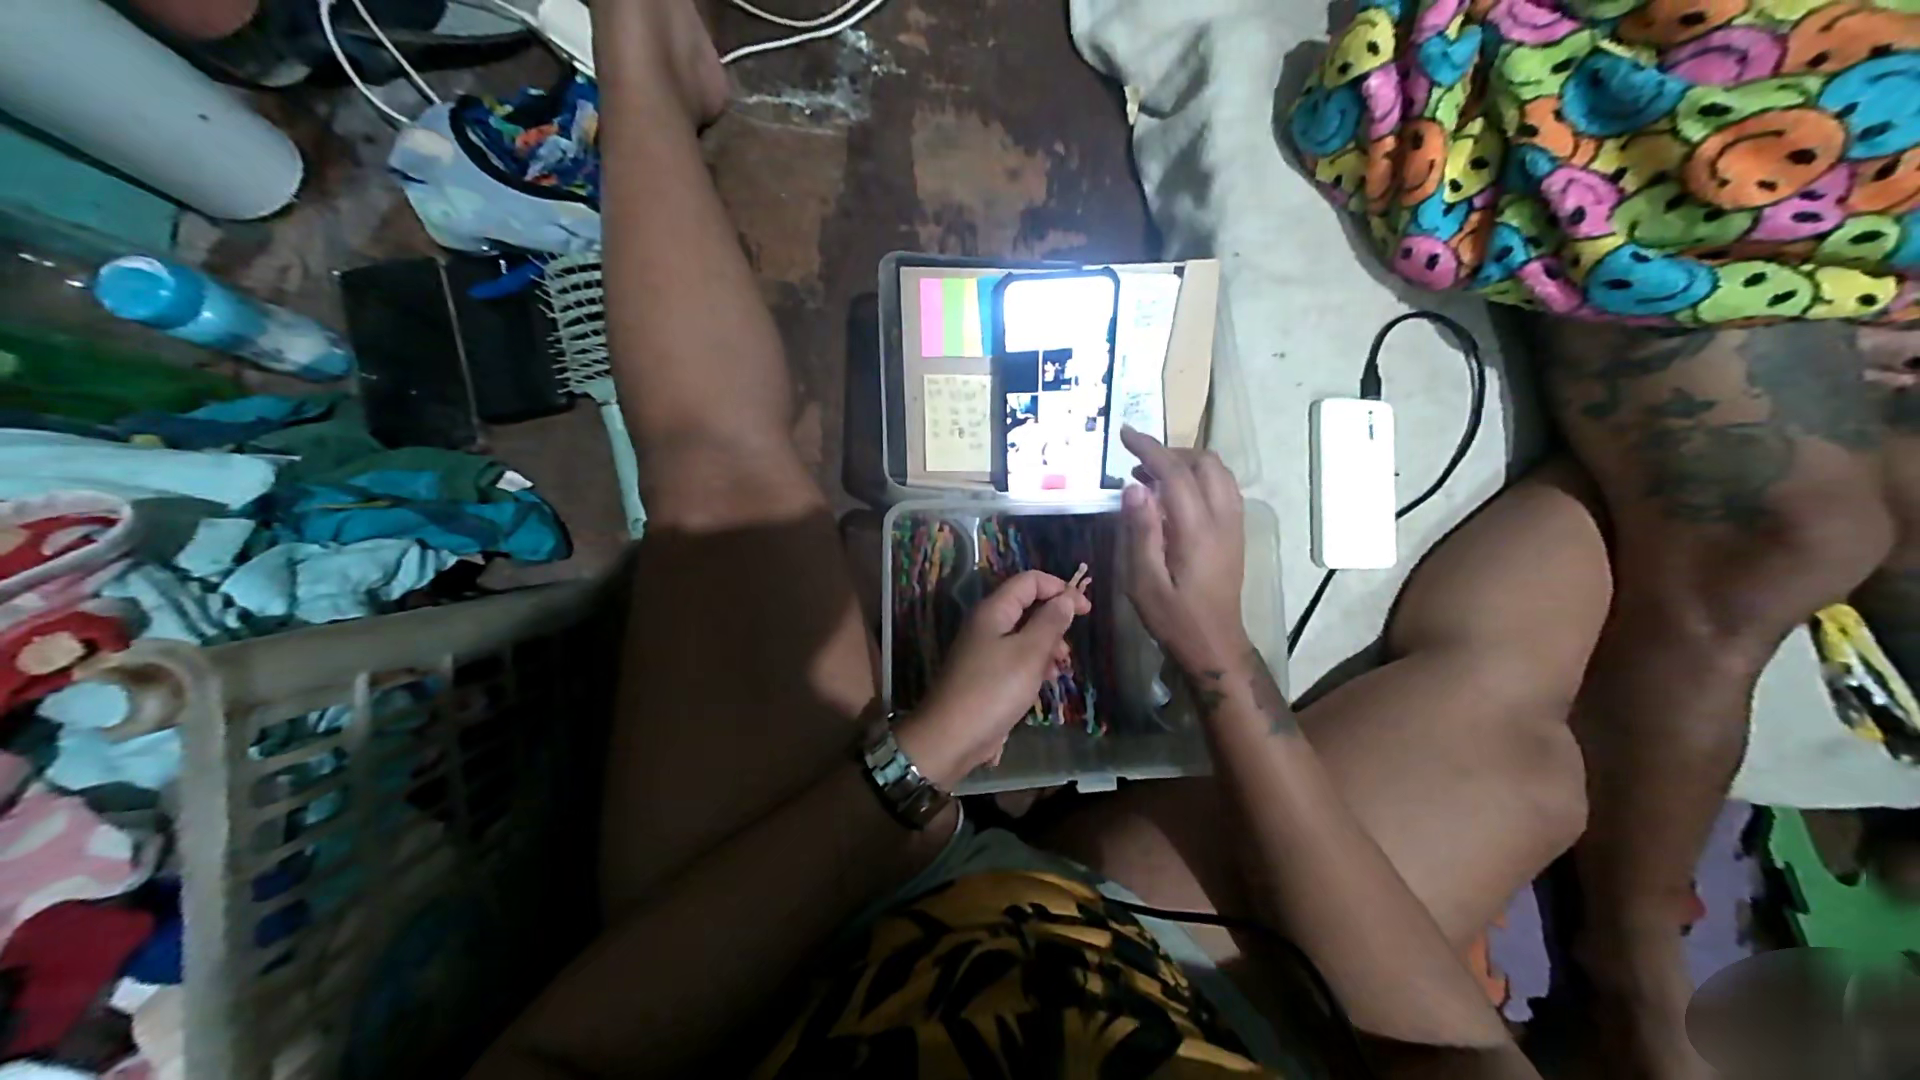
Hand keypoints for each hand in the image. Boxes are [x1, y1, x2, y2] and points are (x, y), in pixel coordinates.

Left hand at [896, 570, 1090, 787]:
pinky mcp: (986, 673)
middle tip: (1069, 648)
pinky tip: (1045, 681)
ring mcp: (985, 649)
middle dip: (1054, 621)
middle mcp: (987, 623)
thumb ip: (1050, 622)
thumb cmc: (993, 689)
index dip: (1060, 588)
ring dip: (1047, 646)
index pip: (1029, 581)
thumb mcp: (1029, 653)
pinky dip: (1034, 664)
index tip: (1086, 610)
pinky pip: (1016, 657)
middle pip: (1027, 606)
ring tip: (1060, 668)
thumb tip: (1066, 598)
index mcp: (994, 610)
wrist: (952, 736)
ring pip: (1024, 634)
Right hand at [1120, 427, 1249, 675]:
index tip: (1126, 434)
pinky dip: (1200, 477)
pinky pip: (1224, 488)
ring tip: (1154, 475)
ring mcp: (1234, 525)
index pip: (1175, 473)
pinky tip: (1177, 494)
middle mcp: (1222, 519)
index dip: (1150, 448)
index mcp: (1197, 530)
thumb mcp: (1144, 581)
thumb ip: (1140, 531)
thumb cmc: (1173, 618)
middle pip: (1205, 463)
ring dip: (1187, 463)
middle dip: (1170, 452)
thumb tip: (1134, 487)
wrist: (1215, 644)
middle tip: (1137, 463)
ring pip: (1219, 472)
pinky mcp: (1236, 533)